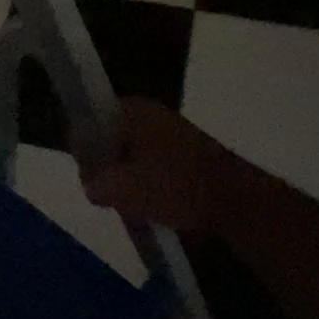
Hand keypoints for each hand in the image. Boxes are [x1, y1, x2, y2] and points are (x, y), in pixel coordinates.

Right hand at [81, 100, 240, 231]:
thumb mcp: (123, 188)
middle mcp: (150, 113)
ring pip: (132, 155)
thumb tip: (91, 186)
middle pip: (110, 138)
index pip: (89, 121)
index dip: (83, 150)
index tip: (88, 179)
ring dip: (127, 179)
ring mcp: (171, 133)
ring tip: (130, 206)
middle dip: (106, 168)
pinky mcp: (186, 154)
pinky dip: (147, 184)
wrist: (235, 201)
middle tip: (109, 196)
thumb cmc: (175, 186)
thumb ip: (96, 183)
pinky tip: (151, 207)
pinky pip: (153, 166)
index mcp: (132, 110)